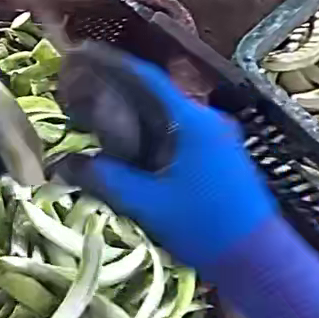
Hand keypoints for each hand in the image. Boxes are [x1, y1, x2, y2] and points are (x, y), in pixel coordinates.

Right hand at [59, 55, 318, 317]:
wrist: (259, 261)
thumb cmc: (204, 228)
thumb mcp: (146, 203)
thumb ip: (103, 178)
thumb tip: (59, 166)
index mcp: (192, 122)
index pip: (145, 78)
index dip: (110, 65)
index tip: (80, 56)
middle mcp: (206, 120)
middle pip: (153, 92)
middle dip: (115, 88)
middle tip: (79, 89)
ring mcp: (215, 137)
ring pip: (163, 113)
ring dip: (130, 110)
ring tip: (94, 112)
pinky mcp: (216, 155)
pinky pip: (174, 129)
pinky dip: (146, 129)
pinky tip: (123, 142)